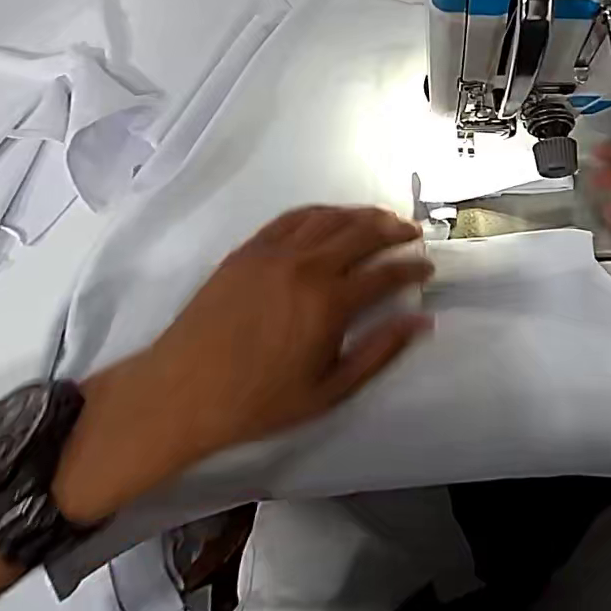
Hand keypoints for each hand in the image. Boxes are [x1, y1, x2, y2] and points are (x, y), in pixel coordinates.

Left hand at [55, 206, 430, 519]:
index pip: (385, 273)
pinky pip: (294, 216)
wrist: (182, 390)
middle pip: (363, 232)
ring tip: (381, 219)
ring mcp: (276, 250)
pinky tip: (333, 217)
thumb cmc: (259, 399)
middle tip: (413, 233)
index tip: (427, 266)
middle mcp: (307, 264)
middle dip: (395, 229)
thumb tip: (422, 322)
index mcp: (330, 302)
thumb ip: (379, 351)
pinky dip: (322, 212)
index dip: (412, 267)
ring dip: (362, 214)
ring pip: (330, 217)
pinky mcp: (251, 247)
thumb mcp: (329, 390)